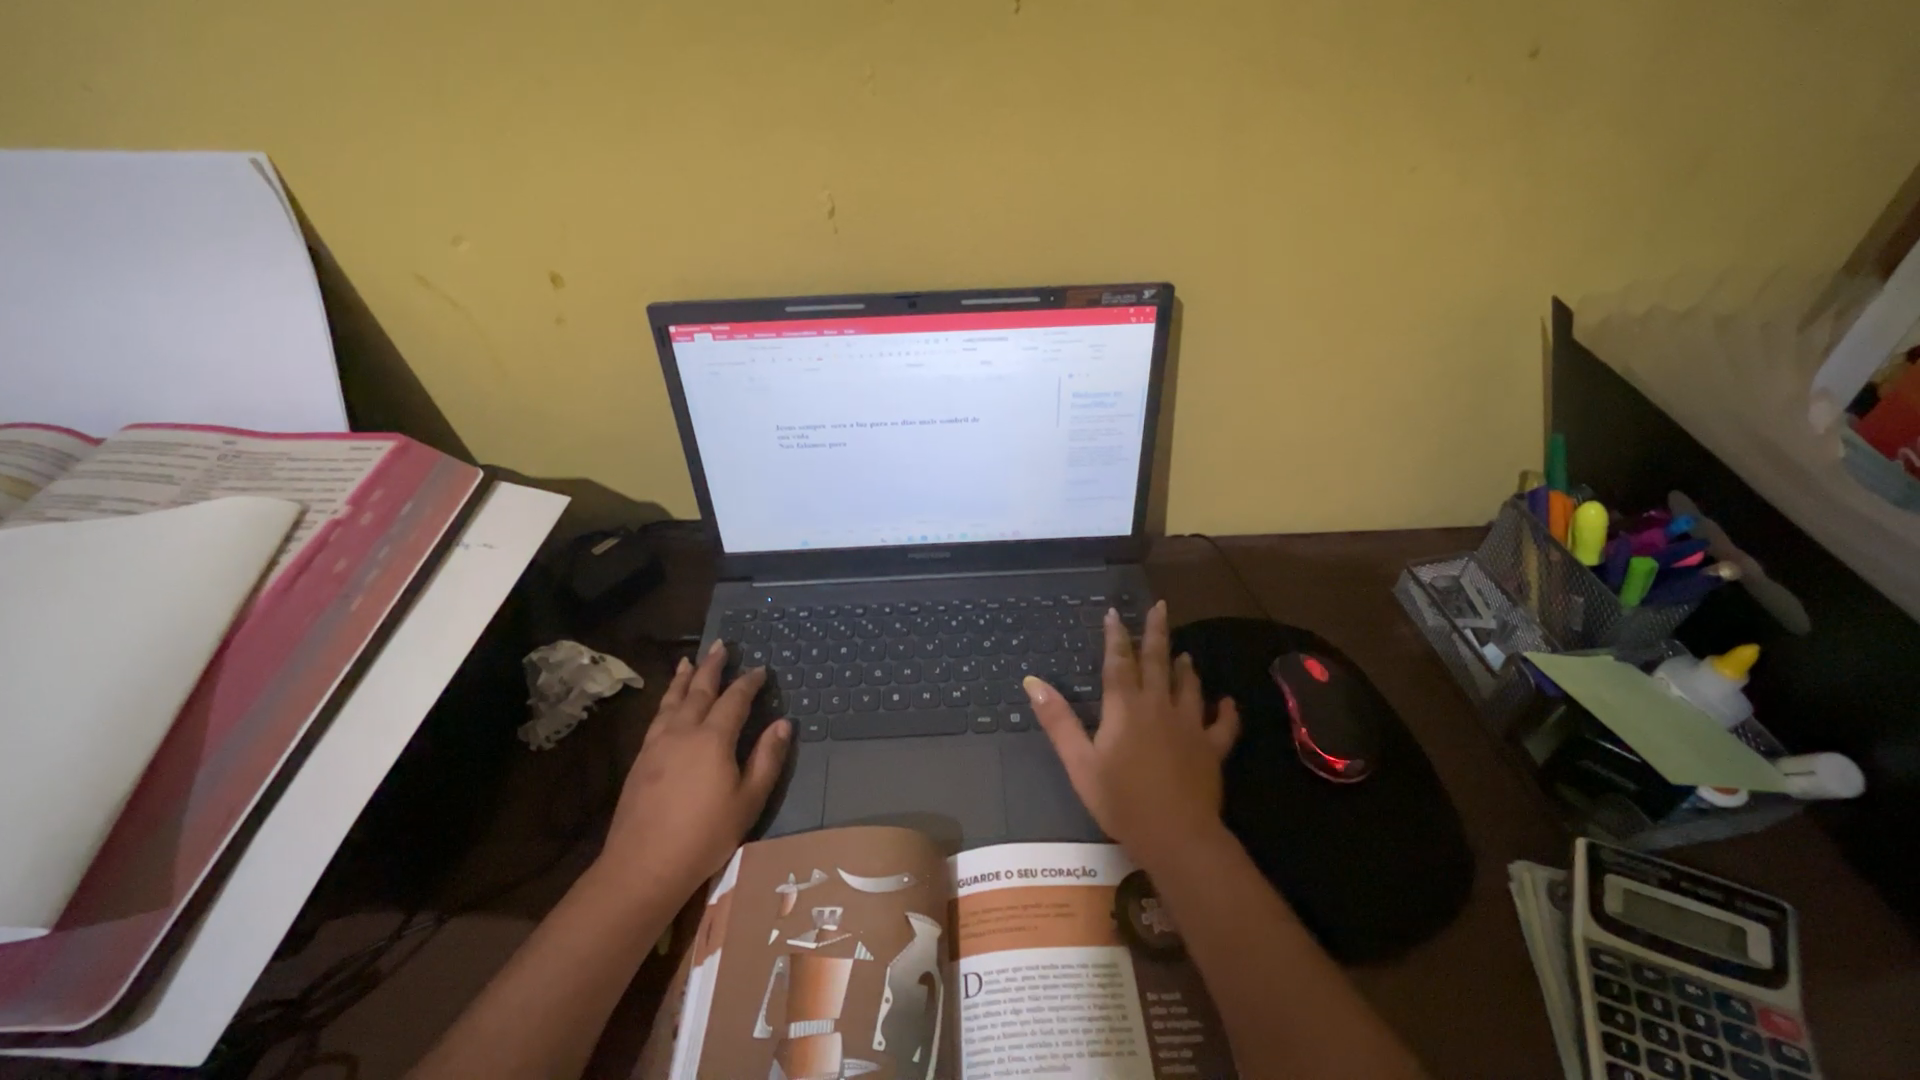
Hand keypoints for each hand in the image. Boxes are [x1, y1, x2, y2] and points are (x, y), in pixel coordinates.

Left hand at [592, 642, 789, 898]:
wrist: (644, 864)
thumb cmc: (705, 835)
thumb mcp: (749, 800)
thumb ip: (768, 758)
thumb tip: (784, 723)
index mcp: (713, 738)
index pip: (735, 699)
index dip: (749, 682)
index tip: (760, 669)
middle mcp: (683, 731)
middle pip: (699, 690)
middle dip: (712, 666)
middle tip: (721, 645)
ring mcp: (657, 744)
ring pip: (673, 700)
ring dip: (684, 678)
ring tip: (689, 661)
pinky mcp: (640, 759)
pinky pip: (657, 716)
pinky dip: (667, 700)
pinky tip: (668, 703)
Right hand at [1023, 601, 1239, 863]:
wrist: (1175, 833)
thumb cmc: (1120, 800)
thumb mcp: (1079, 762)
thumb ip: (1058, 720)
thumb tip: (1032, 682)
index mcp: (1125, 708)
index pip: (1118, 662)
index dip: (1115, 636)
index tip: (1114, 613)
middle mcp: (1159, 707)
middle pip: (1158, 662)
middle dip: (1156, 633)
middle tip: (1160, 607)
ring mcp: (1190, 726)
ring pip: (1189, 686)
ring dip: (1185, 668)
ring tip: (1185, 653)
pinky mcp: (1212, 748)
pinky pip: (1222, 724)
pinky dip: (1225, 710)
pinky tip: (1226, 702)